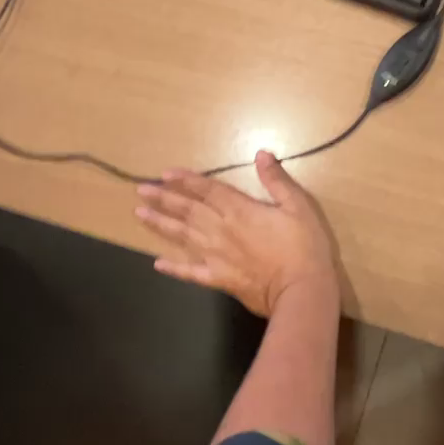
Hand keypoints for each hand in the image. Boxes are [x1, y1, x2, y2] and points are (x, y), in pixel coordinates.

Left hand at [134, 152, 340, 317]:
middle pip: (188, 210)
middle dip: (164, 198)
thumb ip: (277, 180)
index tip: (165, 173)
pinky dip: (174, 268)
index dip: (186, 180)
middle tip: (141, 190)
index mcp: (239, 210)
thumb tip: (261, 154)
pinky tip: (157, 263)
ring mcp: (216, 256)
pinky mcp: (219, 279)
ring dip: (161, 225)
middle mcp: (221, 230)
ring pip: (183, 236)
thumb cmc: (304, 246)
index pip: (208, 189)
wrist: (302, 291)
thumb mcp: (298, 206)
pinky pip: (191, 272)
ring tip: (140, 215)